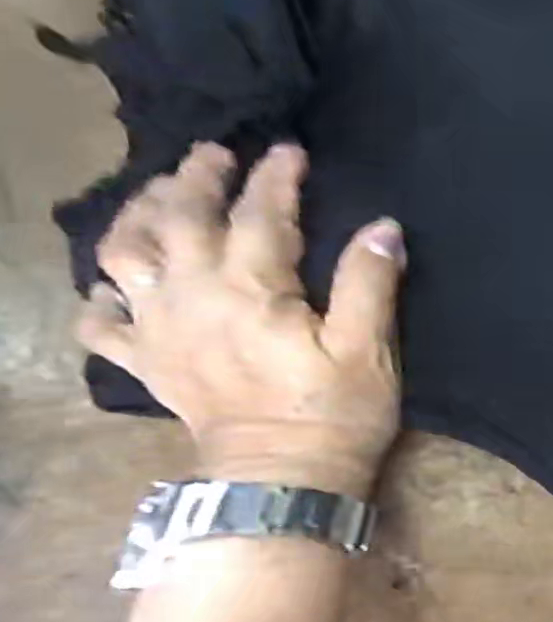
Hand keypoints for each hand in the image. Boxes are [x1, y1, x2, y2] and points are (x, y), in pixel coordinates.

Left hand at [76, 143, 405, 498]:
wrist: (284, 470)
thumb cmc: (338, 406)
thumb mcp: (369, 344)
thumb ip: (369, 281)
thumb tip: (382, 228)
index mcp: (249, 290)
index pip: (260, 218)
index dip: (274, 180)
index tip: (288, 150)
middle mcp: (189, 297)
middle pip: (176, 222)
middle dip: (192, 180)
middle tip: (210, 153)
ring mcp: (158, 330)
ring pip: (121, 256)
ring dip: (134, 217)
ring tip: (153, 196)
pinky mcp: (148, 363)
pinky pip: (103, 322)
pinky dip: (102, 296)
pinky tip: (115, 287)